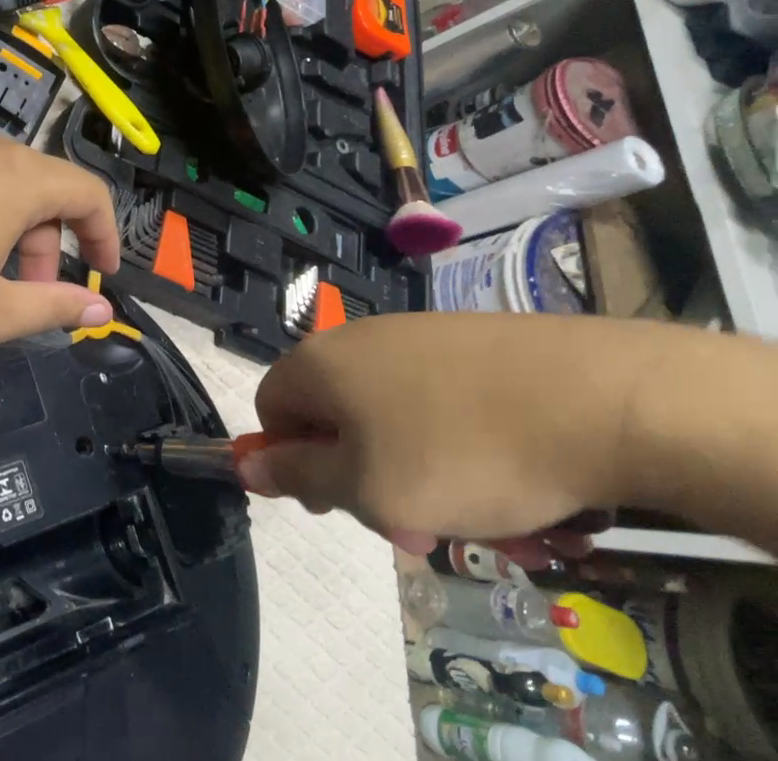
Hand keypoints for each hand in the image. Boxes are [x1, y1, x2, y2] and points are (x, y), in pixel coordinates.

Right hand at [239, 313, 642, 554]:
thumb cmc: (464, 454)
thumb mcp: (368, 489)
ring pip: (406, 421)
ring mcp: (429, 336)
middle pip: (341, 419)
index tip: (341, 504)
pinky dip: (477, 449)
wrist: (615, 403)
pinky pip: (459, 406)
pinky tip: (528, 487)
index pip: (272, 410)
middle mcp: (363, 340)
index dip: (295, 462)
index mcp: (320, 365)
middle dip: (372, 478)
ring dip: (431, 476)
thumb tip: (245, 463)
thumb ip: (298, 476)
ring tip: (492, 519)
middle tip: (420, 524)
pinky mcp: (489, 343)